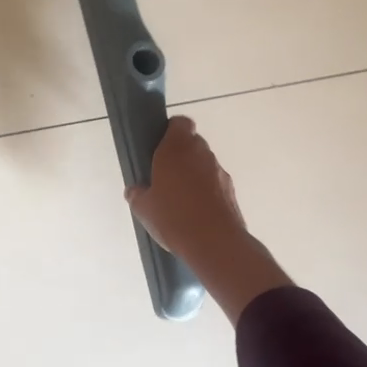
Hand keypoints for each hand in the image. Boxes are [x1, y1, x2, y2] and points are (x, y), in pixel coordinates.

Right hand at [127, 117, 247, 263]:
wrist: (215, 243)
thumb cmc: (173, 218)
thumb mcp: (143, 208)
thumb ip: (137, 194)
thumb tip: (135, 190)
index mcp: (176, 149)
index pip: (180, 123)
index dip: (171, 131)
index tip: (160, 146)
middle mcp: (201, 153)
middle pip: (192, 143)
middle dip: (180, 155)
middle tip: (165, 175)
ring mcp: (219, 171)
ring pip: (204, 163)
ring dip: (194, 173)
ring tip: (180, 198)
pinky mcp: (231, 190)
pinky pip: (215, 183)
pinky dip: (206, 190)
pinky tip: (195, 211)